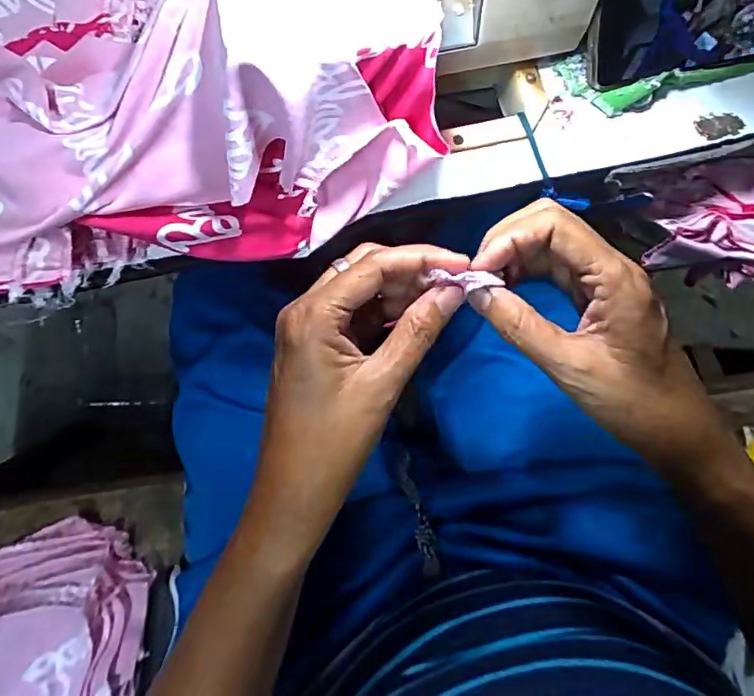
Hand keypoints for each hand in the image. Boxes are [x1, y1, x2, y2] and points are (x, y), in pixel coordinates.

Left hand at [243, 242, 468, 560]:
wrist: (291, 494)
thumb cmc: (333, 443)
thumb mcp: (381, 383)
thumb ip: (418, 330)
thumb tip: (454, 289)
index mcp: (313, 312)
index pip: (372, 265)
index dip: (421, 258)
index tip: (463, 262)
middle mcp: (304, 307)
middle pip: (362, 267)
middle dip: (410, 267)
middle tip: (455, 276)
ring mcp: (306, 324)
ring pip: (358, 288)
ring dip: (399, 287)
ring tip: (444, 292)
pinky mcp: (314, 342)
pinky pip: (352, 312)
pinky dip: (383, 310)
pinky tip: (416, 312)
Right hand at [466, 199, 731, 480]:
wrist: (679, 432)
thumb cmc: (633, 403)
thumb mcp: (569, 367)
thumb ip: (520, 325)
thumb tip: (476, 292)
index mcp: (613, 275)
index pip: (554, 224)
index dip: (509, 237)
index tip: (480, 270)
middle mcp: (610, 265)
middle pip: (550, 221)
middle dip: (507, 238)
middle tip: (478, 272)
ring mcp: (604, 276)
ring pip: (550, 240)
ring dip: (513, 252)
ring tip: (486, 281)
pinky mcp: (597, 291)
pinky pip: (555, 264)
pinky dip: (525, 268)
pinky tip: (507, 287)